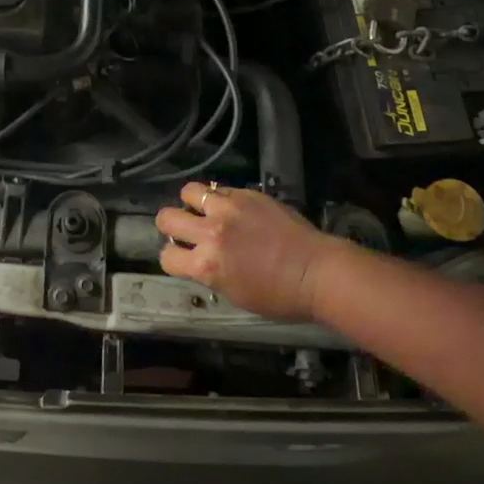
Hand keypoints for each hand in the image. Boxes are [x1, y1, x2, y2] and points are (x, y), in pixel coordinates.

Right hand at [155, 182, 353, 320]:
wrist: (316, 271)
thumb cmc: (279, 296)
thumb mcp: (236, 295)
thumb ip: (211, 274)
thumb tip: (200, 260)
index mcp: (206, 265)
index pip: (167, 257)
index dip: (173, 258)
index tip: (183, 257)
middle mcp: (211, 233)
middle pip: (167, 218)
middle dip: (170, 226)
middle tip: (184, 230)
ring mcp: (228, 208)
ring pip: (189, 192)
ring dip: (192, 203)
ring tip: (205, 210)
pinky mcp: (246, 194)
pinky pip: (219, 188)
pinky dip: (219, 198)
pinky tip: (232, 208)